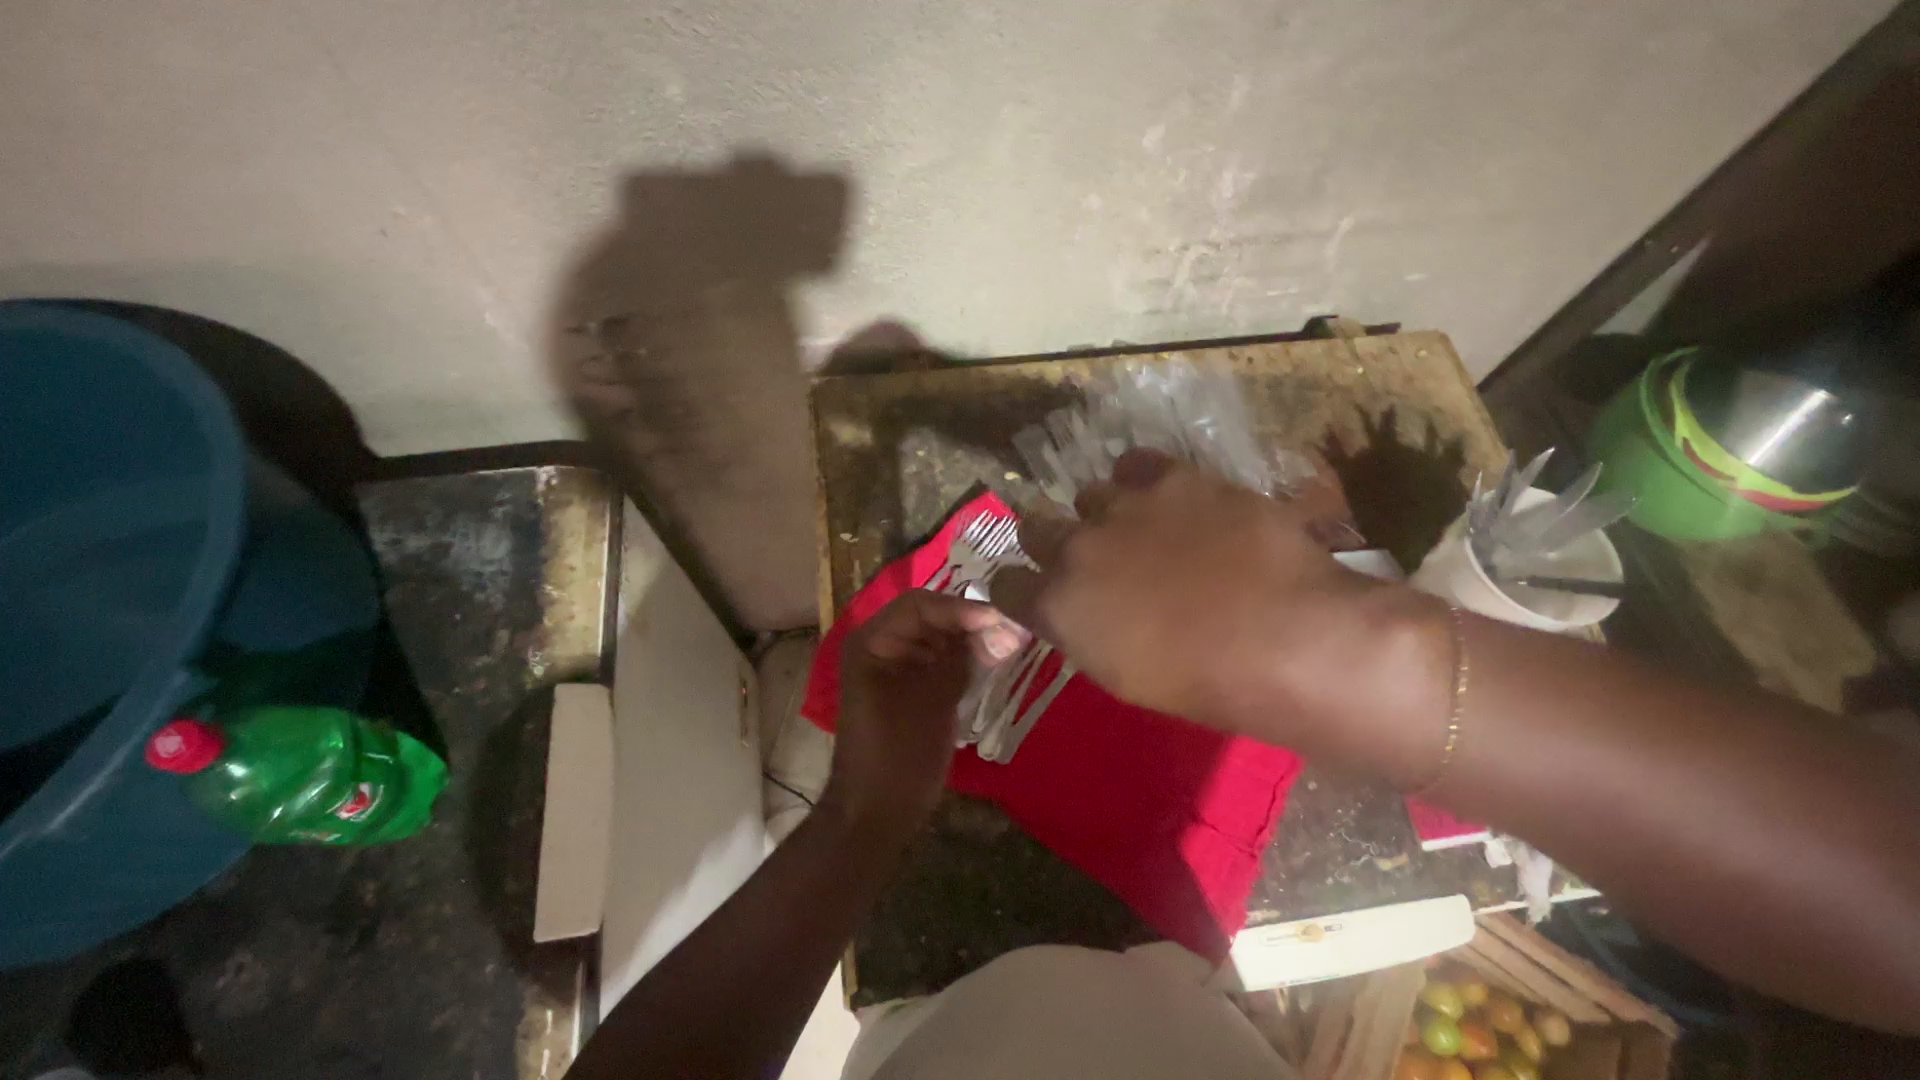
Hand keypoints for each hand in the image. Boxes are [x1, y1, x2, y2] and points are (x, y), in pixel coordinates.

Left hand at [824, 590, 1019, 839]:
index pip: (921, 605)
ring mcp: (900, 668)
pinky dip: (971, 658)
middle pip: (934, 616)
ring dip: (977, 637)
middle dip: (974, 621)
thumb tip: (1004, 628)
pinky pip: (946, 660)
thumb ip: (962, 659)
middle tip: (1017, 626)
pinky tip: (1000, 658)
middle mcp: (883, 645)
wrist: (876, 814)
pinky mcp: (917, 688)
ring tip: (1015, 640)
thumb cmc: (896, 757)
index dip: (962, 608)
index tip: (1002, 618)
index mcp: (872, 642)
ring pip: (944, 637)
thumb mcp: (930, 702)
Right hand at [991, 449, 1440, 751]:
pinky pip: (1134, 465)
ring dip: (1106, 514)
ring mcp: (1121, 507)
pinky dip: (1142, 481)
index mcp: (1057, 607)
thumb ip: (1085, 633)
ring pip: (1089, 496)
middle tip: (1097, 561)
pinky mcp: (1171, 477)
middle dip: (1055, 542)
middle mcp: (1074, 549)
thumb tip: (1082, 612)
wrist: (1284, 638)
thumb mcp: (1123, 675)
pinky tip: (1169, 499)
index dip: (1023, 588)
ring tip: (1146, 529)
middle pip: (1035, 528)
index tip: (1045, 593)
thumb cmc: (1204, 681)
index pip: (1005, 584)